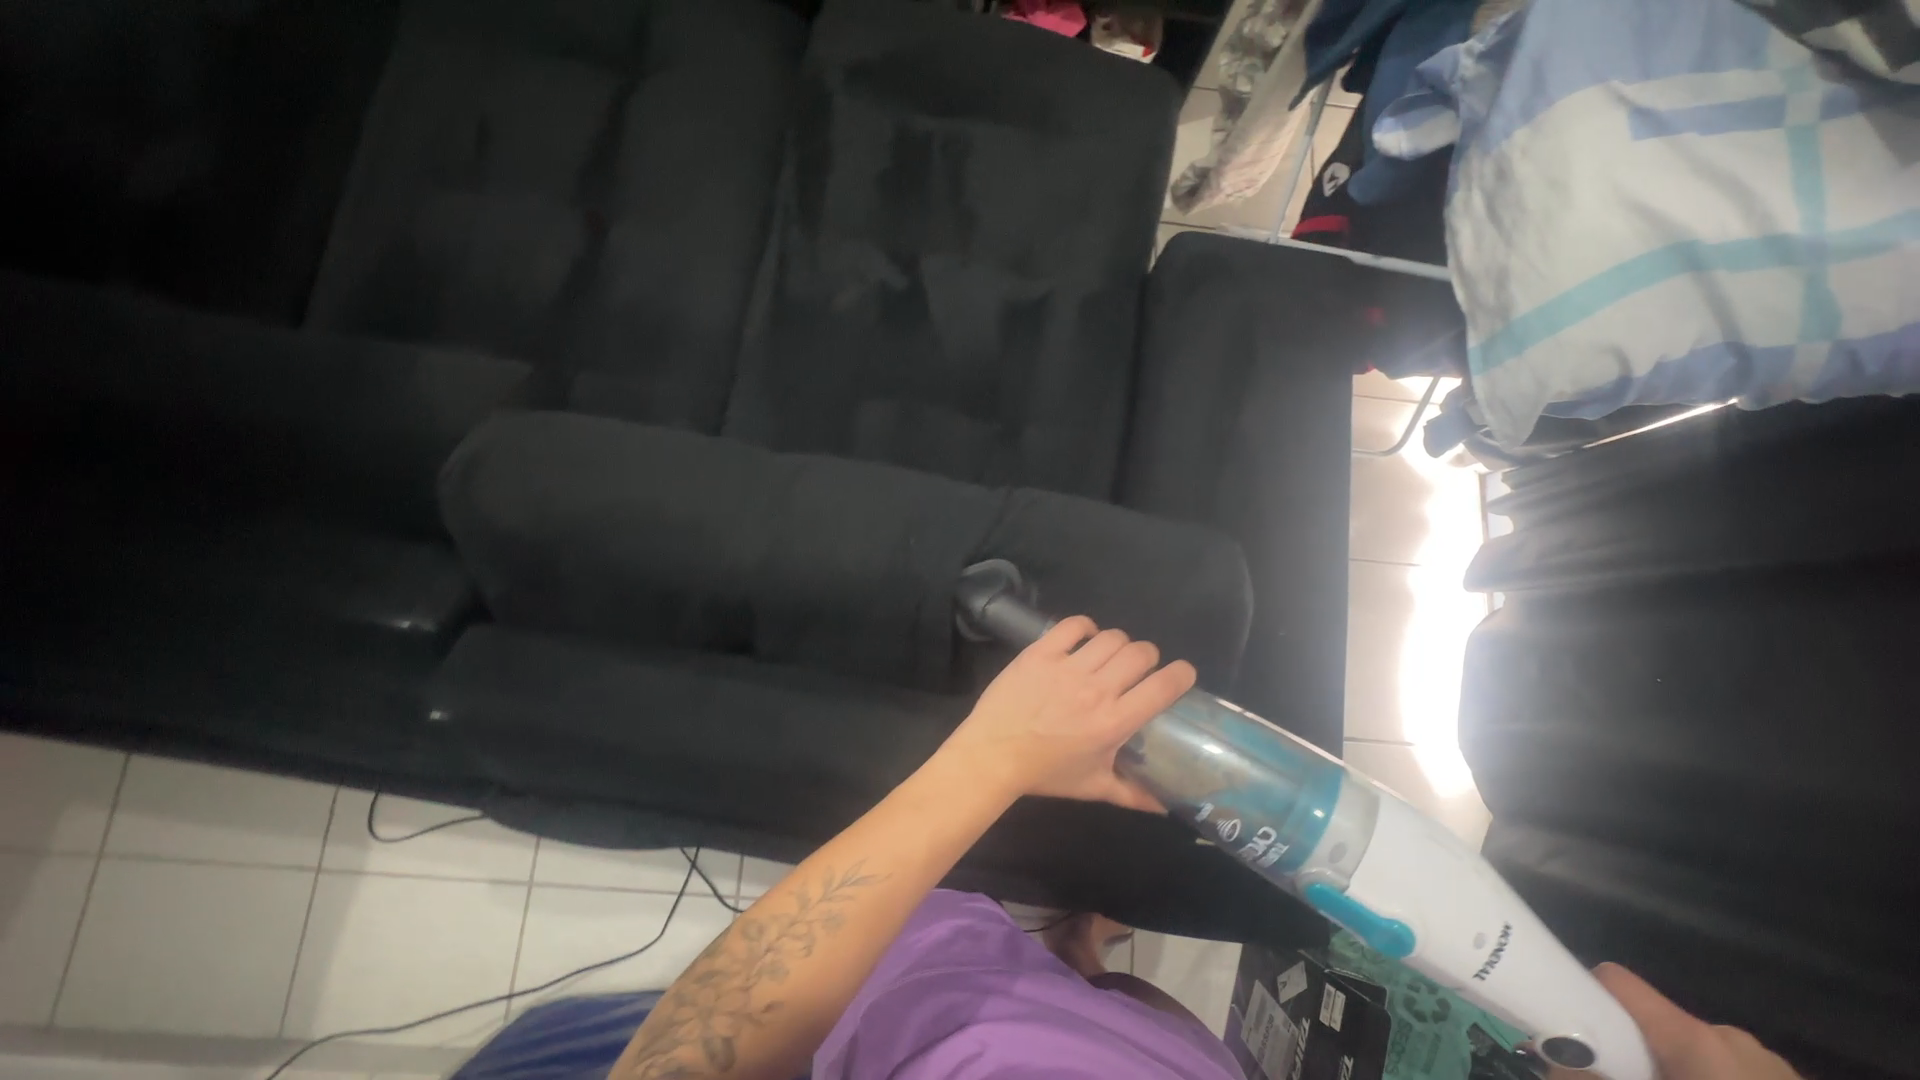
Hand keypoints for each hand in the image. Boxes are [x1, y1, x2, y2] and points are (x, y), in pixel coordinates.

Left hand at [938, 616, 1195, 812]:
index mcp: (1114, 722)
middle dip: (1148, 657)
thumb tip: (1167, 807)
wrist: (993, 755)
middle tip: (1139, 669)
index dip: (1182, 674)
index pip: (1163, 686)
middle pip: (1140, 653)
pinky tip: (1084, 638)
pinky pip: (1072, 626)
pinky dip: (1084, 628)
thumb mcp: (1094, 788)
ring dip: (1118, 644)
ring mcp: (1067, 668)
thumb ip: (1134, 795)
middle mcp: (1096, 690)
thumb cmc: (1045, 773)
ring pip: (1111, 637)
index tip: (1182, 674)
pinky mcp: (1040, 653)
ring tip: (1111, 656)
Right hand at [1551, 964, 1801, 1079]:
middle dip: (1629, 1052)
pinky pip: (1730, 1074)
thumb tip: (1553, 1058)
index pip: (1616, 981)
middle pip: (1651, 1023)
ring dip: (1671, 1073)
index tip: (1568, 1030)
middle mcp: (1729, 1037)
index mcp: (1693, 1036)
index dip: (1583, 997)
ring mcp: (1769, 1065)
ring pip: (1692, 1053)